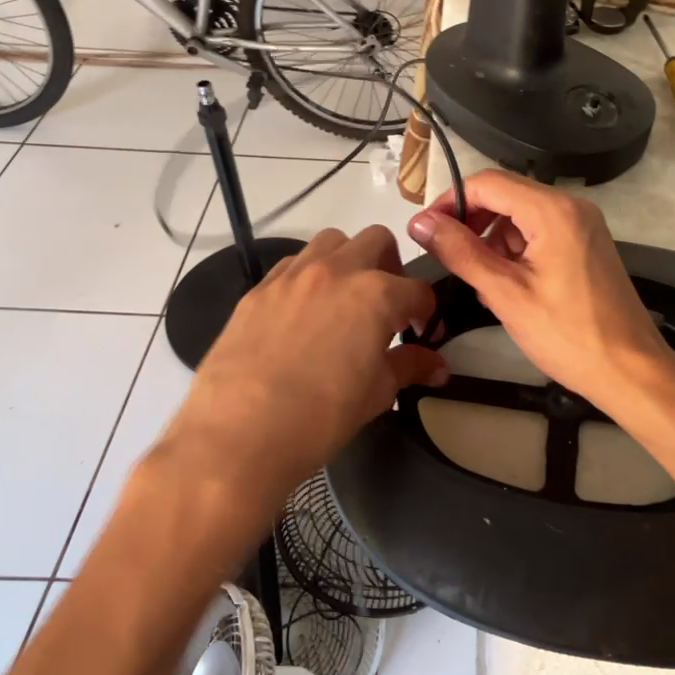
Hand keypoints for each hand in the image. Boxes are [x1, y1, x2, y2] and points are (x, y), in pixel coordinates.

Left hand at [152, 226, 445, 495]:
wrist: (237, 433)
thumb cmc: (320, 416)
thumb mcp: (376, 393)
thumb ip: (409, 367)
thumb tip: (436, 366)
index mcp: (376, 294)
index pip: (417, 290)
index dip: (426, 312)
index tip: (422, 332)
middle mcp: (336, 271)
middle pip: (377, 241)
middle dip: (391, 266)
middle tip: (388, 306)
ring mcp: (293, 275)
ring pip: (331, 242)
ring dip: (349, 260)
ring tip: (346, 300)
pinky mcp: (258, 289)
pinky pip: (292, 265)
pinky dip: (309, 277)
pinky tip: (306, 314)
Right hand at [407, 170, 674, 419]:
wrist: (630, 370)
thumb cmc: (567, 335)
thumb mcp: (506, 294)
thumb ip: (461, 252)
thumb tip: (420, 223)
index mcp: (554, 211)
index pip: (489, 183)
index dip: (451, 201)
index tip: (425, 230)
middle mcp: (572, 207)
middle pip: (506, 194)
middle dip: (471, 220)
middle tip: (445, 254)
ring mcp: (583, 225)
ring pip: (522, 215)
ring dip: (493, 238)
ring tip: (478, 279)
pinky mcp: (587, 245)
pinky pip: (541, 232)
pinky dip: (516, 250)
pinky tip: (505, 284)